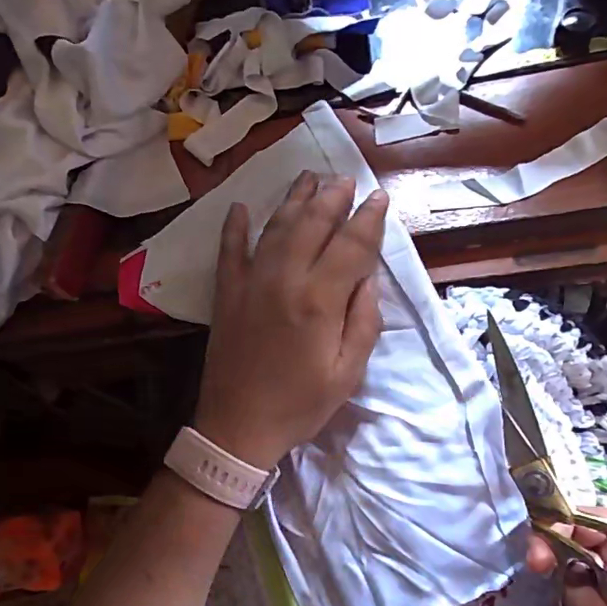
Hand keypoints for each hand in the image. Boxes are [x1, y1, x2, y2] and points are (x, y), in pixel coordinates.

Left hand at [193, 171, 387, 468]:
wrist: (238, 427)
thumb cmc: (300, 405)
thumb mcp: (348, 373)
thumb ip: (363, 322)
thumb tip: (367, 280)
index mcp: (319, 300)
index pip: (351, 245)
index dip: (369, 219)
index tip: (380, 197)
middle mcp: (284, 280)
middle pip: (312, 225)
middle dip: (333, 198)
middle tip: (346, 179)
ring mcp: (250, 283)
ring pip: (275, 228)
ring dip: (294, 200)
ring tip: (309, 178)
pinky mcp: (226, 294)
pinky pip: (229, 251)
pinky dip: (235, 227)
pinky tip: (240, 207)